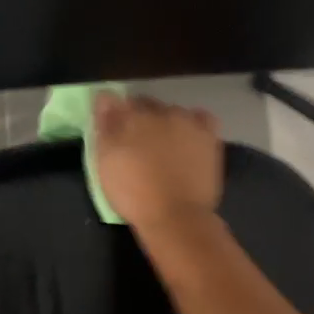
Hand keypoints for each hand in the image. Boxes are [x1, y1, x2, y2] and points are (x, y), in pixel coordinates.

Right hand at [93, 92, 222, 231]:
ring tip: (164, 147)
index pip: (115, 100)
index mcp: (130, 117)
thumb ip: (104, 127)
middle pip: (146, 105)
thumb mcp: (105, 163)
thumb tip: (104, 97)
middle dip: (140, 118)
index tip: (112, 131)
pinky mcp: (208, 136)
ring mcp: (187, 121)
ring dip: (165, 122)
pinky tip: (188, 139)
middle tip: (137, 144)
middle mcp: (160, 111)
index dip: (113, 114)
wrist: (174, 216)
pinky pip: (200, 118)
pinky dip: (193, 124)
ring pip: (172, 112)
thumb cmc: (133, 193)